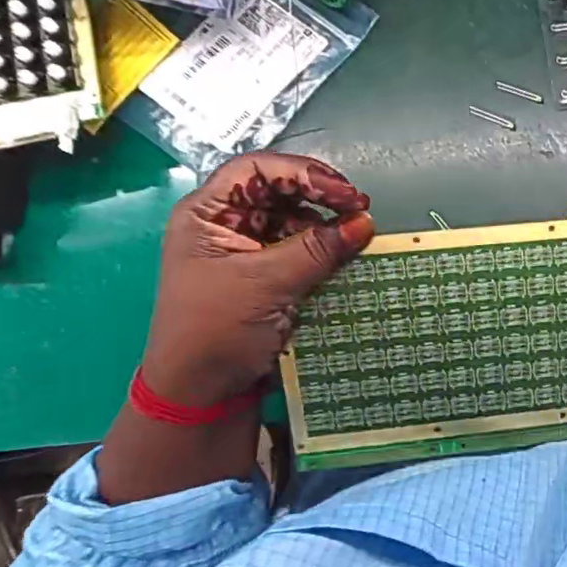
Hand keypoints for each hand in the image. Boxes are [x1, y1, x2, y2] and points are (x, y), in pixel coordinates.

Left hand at [140, 152, 373, 407]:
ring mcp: (246, 253)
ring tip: (356, 234)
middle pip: (277, 192)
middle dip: (318, 197)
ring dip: (323, 225)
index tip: (343, 192)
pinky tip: (344, 255)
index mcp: (207, 213)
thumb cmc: (216, 331)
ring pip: (291, 222)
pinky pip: (298, 252)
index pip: (257, 170)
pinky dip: (321, 252)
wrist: (201, 396)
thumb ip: (316, 250)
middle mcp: (225, 225)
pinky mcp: (265, 279)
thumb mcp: (265, 284)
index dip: (302, 172)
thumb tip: (365, 222)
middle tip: (359, 207)